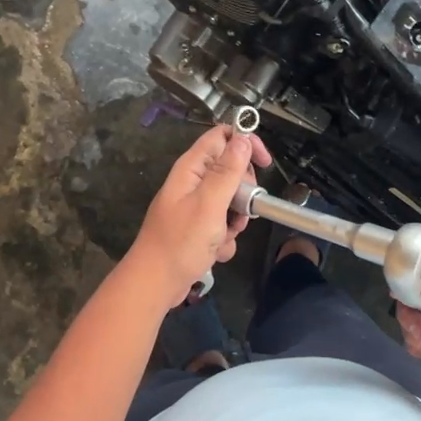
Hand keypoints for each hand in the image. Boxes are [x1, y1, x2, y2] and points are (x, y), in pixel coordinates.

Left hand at [127, 126, 270, 299]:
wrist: (156, 284)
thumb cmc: (180, 242)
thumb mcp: (209, 204)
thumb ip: (228, 171)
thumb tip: (243, 138)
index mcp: (192, 169)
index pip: (221, 137)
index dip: (245, 142)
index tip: (264, 163)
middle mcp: (193, 184)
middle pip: (231, 171)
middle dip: (243, 192)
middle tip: (240, 210)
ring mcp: (196, 208)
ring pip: (231, 203)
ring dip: (235, 221)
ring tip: (224, 235)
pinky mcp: (198, 230)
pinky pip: (223, 227)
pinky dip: (224, 239)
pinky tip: (215, 252)